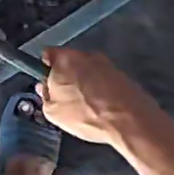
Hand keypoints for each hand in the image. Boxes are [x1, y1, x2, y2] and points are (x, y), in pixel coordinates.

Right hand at [36, 47, 173, 150]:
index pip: (48, 54)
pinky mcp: (122, 74)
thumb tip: (45, 87)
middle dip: (66, 76)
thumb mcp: (53, 112)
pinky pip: (104, 80)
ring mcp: (106, 63)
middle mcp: (85, 54)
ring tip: (87, 106)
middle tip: (65, 98)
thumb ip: (45, 96)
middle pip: (69, 62)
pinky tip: (102, 108)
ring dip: (85, 83)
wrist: (129, 119)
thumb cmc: (85, 113)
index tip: (47, 83)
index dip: (44, 68)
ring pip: (88, 71)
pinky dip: (101, 89)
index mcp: (64, 58)